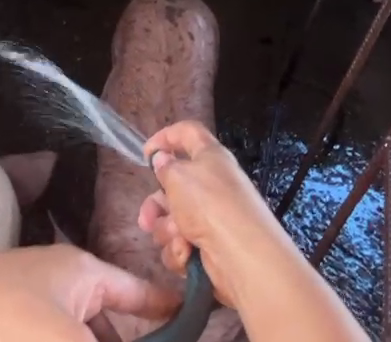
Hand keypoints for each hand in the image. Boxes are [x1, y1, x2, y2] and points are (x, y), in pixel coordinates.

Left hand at [0, 245, 179, 341]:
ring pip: (78, 332)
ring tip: (97, 341)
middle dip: (126, 339)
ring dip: (90, 338)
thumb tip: (103, 341)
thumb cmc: (4, 318)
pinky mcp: (7, 325)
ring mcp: (30, 303)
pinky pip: (50, 334)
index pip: (138, 292)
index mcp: (80, 270)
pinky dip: (63, 338)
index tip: (196, 325)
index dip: (168, 312)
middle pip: (110, 325)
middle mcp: (58, 280)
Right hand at [136, 121, 264, 309]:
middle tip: (146, 219)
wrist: (244, 257)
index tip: (146, 153)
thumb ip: (164, 165)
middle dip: (156, 204)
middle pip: (174, 186)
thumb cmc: (209, 204)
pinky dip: (180, 250)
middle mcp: (212, 184)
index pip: (188, 132)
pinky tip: (186, 253)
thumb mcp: (178, 176)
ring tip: (175, 238)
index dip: (166, 136)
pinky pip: (182, 243)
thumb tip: (162, 160)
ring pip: (173, 218)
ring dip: (167, 230)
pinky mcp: (211, 246)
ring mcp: (212, 218)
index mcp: (210, 157)